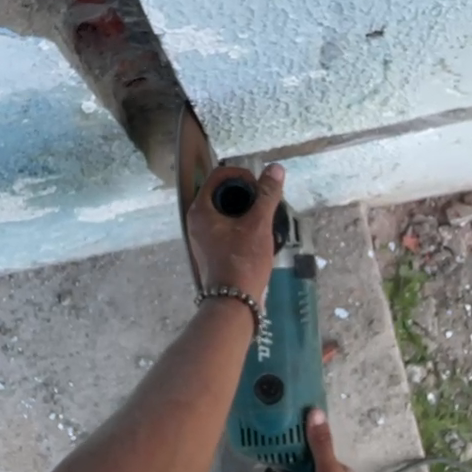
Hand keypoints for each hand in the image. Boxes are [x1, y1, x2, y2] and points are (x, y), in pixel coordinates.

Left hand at [186, 163, 284, 301]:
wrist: (233, 302)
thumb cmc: (243, 261)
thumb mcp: (258, 224)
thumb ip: (267, 195)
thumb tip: (276, 168)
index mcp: (200, 209)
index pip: (219, 176)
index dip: (242, 175)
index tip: (261, 186)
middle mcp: (196, 220)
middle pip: (222, 192)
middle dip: (246, 192)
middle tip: (265, 202)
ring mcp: (202, 236)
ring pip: (225, 210)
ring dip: (246, 209)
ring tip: (265, 217)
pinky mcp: (210, 249)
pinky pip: (226, 226)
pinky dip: (241, 223)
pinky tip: (258, 233)